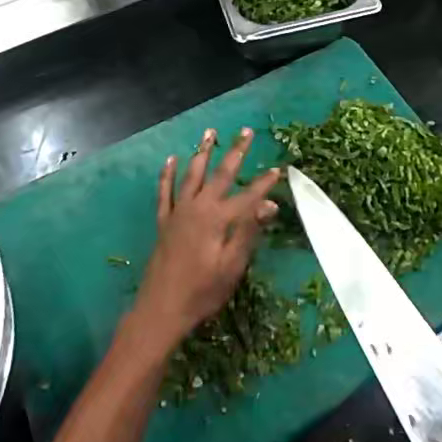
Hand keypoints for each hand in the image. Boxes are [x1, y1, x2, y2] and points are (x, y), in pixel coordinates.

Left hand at [132, 127, 280, 342]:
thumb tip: (270, 204)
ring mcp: (178, 212)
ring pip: (192, 174)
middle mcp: (197, 208)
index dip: (264, 183)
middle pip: (221, 174)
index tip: (279, 169)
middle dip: (236, 152)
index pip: (248, 196)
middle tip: (246, 131)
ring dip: (202, 152)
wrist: (161, 309)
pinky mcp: (164, 221)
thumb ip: (249, 231)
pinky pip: (165, 191)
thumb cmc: (202, 291)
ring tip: (209, 133)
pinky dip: (168, 174)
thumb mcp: (232, 266)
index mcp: (217, 219)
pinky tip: (171, 159)